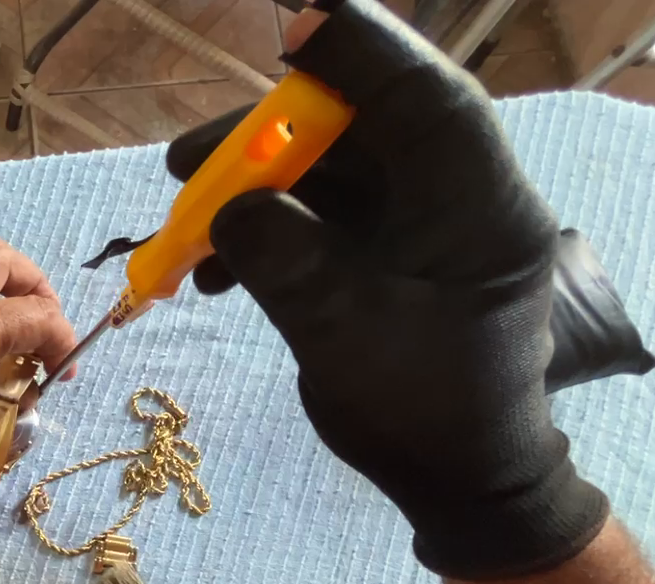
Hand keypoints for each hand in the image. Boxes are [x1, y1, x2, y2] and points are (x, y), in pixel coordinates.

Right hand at [168, 0, 605, 580]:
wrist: (448, 470)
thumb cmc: (418, 409)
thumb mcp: (345, 338)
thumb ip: (289, 265)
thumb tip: (228, 210)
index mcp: (472, 204)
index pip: (419, 101)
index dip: (357, 56)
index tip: (292, 29)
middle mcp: (444, 201)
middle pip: (352, 136)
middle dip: (262, 145)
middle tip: (182, 165)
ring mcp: (408, 232)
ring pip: (320, 183)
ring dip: (246, 200)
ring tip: (182, 233)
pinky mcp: (375, 262)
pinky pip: (309, 228)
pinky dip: (256, 241)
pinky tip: (213, 272)